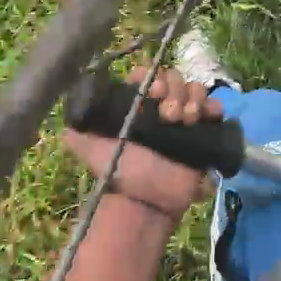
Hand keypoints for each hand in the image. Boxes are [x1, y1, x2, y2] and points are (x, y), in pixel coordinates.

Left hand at [61, 67, 222, 221]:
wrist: (147, 205)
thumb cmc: (121, 174)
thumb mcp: (91, 151)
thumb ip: (77, 134)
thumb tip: (66, 118)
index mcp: (138, 105)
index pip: (149, 75)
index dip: (152, 77)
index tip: (152, 92)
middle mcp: (161, 107)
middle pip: (175, 78)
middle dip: (174, 89)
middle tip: (168, 115)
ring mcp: (184, 119)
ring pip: (195, 88)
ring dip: (193, 97)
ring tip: (185, 120)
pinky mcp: (204, 133)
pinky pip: (214, 109)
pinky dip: (213, 107)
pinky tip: (205, 118)